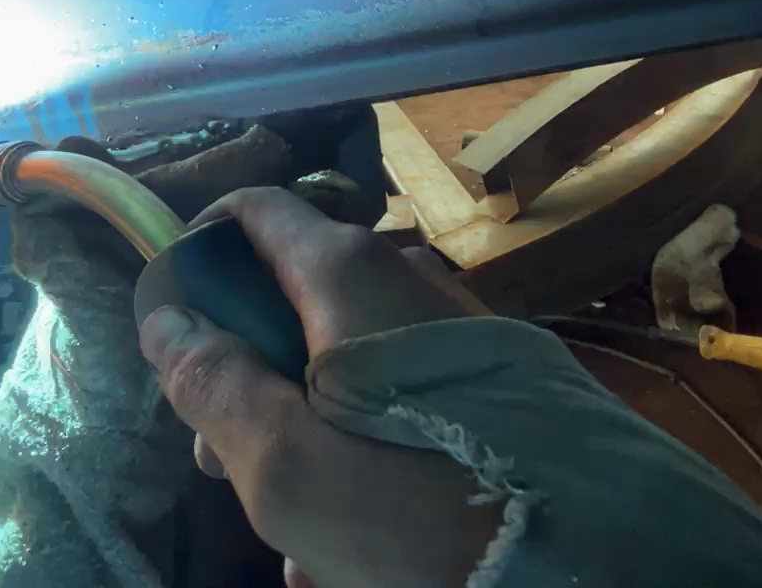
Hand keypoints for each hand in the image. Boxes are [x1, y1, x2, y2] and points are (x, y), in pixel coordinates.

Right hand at [139, 187, 497, 587]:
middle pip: (288, 290)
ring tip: (291, 516)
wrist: (595, 551)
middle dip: (243, 364)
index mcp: (345, 271)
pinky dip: (354, 427)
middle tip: (223, 453)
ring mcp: (441, 314)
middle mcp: (396, 271)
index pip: (254, 209)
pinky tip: (355, 514)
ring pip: (334, 344)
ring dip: (297, 414)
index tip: (175, 316)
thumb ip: (214, 381)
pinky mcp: (475, 360)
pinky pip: (388, 376)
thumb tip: (166, 319)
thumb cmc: (418, 503)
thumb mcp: (286, 460)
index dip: (200, 246)